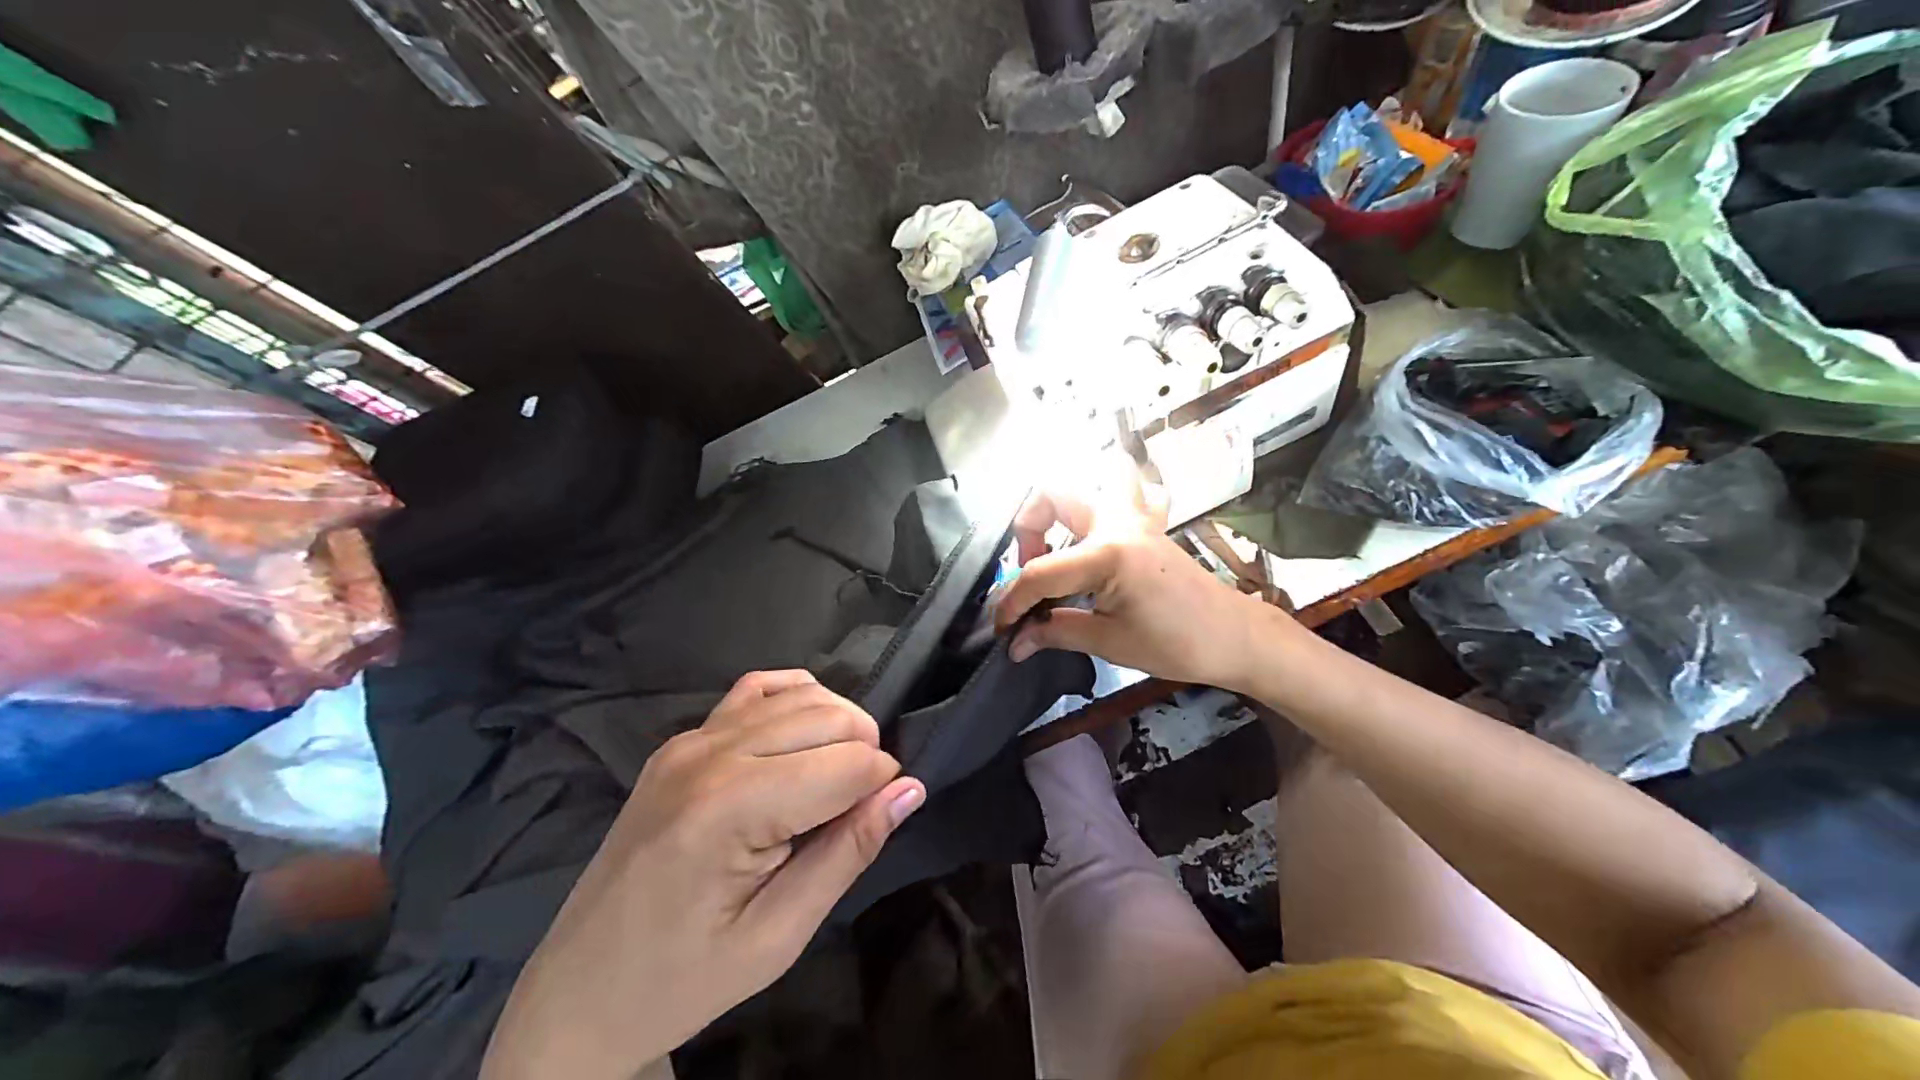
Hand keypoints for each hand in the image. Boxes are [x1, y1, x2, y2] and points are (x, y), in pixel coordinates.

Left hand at [481, 671, 924, 1079]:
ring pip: (799, 695)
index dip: (883, 787)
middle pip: (829, 716)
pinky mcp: (680, 741)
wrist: (580, 991)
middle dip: (865, 753)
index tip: (879, 823)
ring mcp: (689, 739)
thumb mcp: (778, 937)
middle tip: (858, 811)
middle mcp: (710, 753)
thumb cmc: (682, 978)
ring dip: (837, 727)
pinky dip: (795, 700)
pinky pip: (755, 691)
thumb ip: (847, 853)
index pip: (848, 762)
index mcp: (731, 807)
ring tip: (835, 783)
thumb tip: (910, 790)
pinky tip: (803, 738)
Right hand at [994, 481, 1297, 693]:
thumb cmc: (1178, 644)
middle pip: (1051, 495)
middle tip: (1032, 571)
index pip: (1039, 573)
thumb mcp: (1109, 643)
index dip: (1012, 602)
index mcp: (1107, 554)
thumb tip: (1016, 641)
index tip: (1002, 628)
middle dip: (1027, 530)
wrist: (1236, 637)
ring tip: (1057, 545)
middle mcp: (1118, 524)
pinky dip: (1105, 499)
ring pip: (1092, 477)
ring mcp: (1136, 519)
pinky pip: (1127, 491)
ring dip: (1064, 504)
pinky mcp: (1149, 525)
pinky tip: (1097, 530)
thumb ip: (1055, 633)